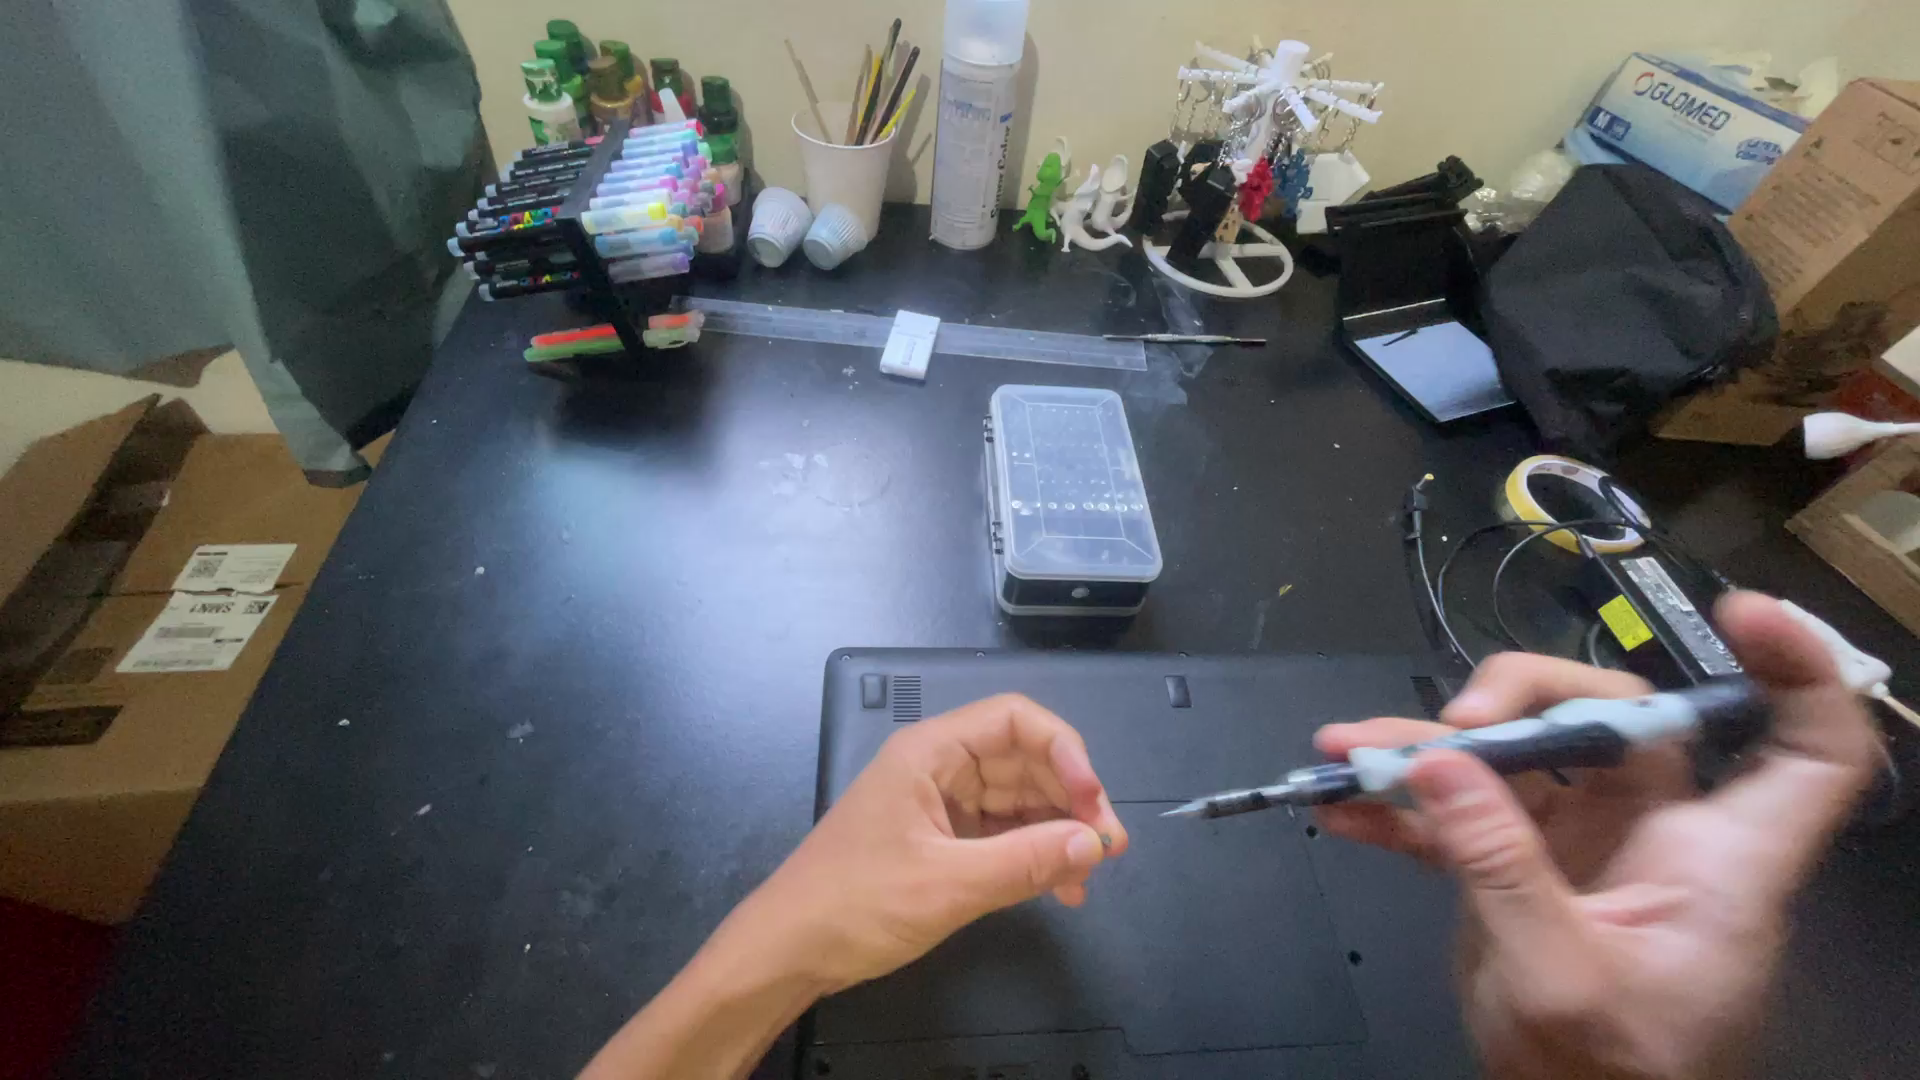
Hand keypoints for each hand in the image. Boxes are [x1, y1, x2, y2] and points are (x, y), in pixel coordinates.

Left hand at [721, 693, 1129, 992]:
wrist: (788, 950)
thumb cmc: (855, 904)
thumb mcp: (946, 885)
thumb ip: (1025, 862)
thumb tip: (1095, 844)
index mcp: (931, 751)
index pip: (1013, 720)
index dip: (1063, 749)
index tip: (1093, 800)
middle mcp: (940, 765)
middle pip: (1023, 759)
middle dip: (1069, 797)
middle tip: (1107, 847)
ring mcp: (941, 801)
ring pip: (1017, 797)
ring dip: (1057, 830)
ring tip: (1089, 874)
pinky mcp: (942, 837)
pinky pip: (1002, 831)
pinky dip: (1033, 853)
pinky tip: (1060, 884)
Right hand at [1314, 592, 1876, 1079]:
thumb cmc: (1607, 1069)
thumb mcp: (1559, 974)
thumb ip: (1501, 867)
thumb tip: (1436, 762)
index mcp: (1708, 856)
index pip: (1800, 755)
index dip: (1792, 677)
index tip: (1742, 612)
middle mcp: (1643, 828)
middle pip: (1601, 717)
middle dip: (1519, 698)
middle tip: (1450, 727)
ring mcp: (1564, 838)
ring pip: (1502, 756)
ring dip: (1417, 748)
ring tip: (1341, 750)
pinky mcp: (1502, 858)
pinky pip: (1445, 809)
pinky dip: (1391, 806)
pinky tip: (1338, 809)